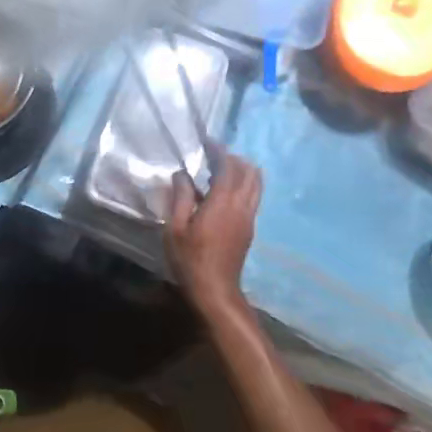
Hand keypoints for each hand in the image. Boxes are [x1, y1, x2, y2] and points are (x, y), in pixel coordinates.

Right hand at [165, 148, 261, 300]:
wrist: (215, 289)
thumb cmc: (190, 259)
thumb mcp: (176, 228)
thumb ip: (180, 197)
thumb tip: (182, 174)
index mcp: (223, 202)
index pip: (228, 166)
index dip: (219, 150)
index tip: (208, 142)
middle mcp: (242, 205)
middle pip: (249, 171)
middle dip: (234, 158)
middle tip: (214, 157)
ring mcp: (249, 217)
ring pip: (256, 184)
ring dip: (242, 172)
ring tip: (219, 174)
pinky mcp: (250, 227)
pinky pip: (253, 197)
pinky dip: (243, 186)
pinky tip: (223, 195)